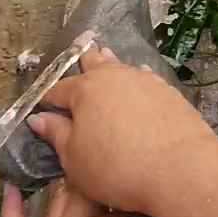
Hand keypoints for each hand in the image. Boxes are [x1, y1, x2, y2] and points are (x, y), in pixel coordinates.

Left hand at [0, 181, 178, 216]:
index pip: (121, 198)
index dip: (140, 196)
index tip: (158, 196)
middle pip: (85, 190)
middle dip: (105, 178)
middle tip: (129, 174)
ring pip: (57, 203)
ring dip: (71, 183)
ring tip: (86, 161)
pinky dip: (13, 211)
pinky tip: (12, 191)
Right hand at [28, 47, 215, 214]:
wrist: (179, 167)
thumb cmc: (117, 167)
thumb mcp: (75, 158)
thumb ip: (56, 134)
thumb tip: (38, 118)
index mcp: (84, 91)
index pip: (58, 91)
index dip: (48, 99)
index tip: (42, 104)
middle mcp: (113, 78)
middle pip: (93, 65)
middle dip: (83, 61)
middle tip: (80, 48)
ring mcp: (143, 81)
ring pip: (121, 66)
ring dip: (110, 62)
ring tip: (104, 53)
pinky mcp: (167, 91)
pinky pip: (146, 77)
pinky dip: (138, 76)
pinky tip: (140, 73)